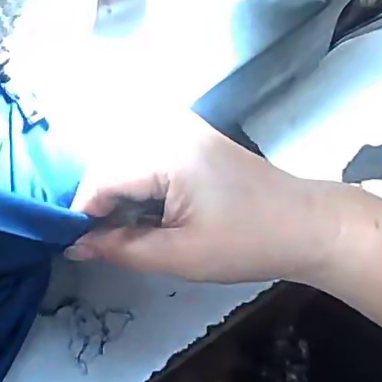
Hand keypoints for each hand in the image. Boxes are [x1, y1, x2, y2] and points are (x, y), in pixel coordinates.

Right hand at [65, 111, 373, 283]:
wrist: (308, 223)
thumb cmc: (248, 242)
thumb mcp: (179, 256)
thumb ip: (119, 248)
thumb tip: (73, 246)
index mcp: (164, 152)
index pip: (100, 179)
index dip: (83, 215)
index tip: (78, 246)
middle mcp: (165, 127)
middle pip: (106, 164)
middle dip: (99, 204)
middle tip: (105, 242)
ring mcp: (176, 125)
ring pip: (120, 158)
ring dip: (116, 194)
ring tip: (129, 228)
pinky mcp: (185, 132)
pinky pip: (140, 153)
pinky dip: (135, 182)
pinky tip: (149, 209)